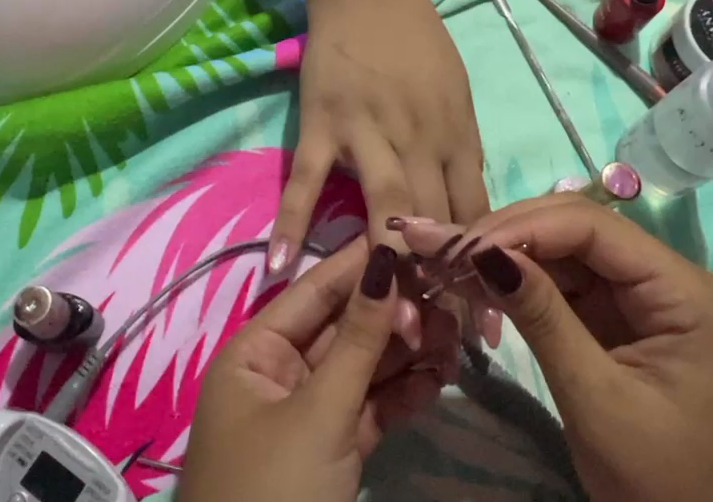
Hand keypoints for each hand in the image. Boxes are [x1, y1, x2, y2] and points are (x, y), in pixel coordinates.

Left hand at [179, 240, 452, 501]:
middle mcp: (280, 372)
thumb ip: (359, 339)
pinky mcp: (334, 449)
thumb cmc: (273, 490)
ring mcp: (309, 412)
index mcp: (256, 351)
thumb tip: (386, 259)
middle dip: (397, 313)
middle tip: (451, 296)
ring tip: (457, 337)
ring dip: (409, 352)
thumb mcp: (318, 412)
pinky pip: (372, 407)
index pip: (316, 291)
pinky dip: (404, 394)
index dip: (364, 264)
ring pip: (365, 367)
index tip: (413, 236)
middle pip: (346, 327)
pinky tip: (441, 377)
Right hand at [270, 0, 492, 341]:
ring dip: (389, 270)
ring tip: (385, 332)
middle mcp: (420, 139)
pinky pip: (307, 179)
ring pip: (385, 207)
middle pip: (438, 222)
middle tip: (444, 349)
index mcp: (456, 133)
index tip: (489, 323)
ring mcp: (368, 132)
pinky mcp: (322, 123)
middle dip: (444, 287)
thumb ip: (459, 149)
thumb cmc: (417, 40)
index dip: (483, 269)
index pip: (476, 211)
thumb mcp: (457, 92)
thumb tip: (465, 208)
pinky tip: (281, 268)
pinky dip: (294, 222)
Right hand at [396, 197, 712, 501]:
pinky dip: (525, 288)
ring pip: (569, 257)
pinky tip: (482, 287)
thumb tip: (482, 252)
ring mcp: (645, 304)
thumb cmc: (665, 486)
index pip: (593, 228)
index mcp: (682, 291)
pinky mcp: (625, 327)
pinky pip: (570, 290)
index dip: (524, 227)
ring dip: (511, 258)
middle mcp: (667, 281)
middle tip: (444, 250)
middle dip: (510, 236)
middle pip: (580, 232)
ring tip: (450, 264)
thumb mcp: (597, 401)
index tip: (462, 245)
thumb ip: (542, 317)